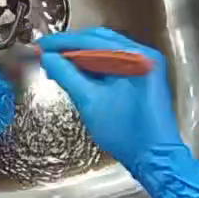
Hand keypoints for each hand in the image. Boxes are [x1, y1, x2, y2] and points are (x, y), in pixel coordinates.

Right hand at [39, 27, 198, 197]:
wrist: (155, 157)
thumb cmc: (129, 134)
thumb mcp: (90, 101)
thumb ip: (67, 75)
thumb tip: (49, 59)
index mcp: (135, 57)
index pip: (91, 40)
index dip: (63, 42)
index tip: (43, 45)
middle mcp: (144, 55)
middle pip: (100, 40)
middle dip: (71, 46)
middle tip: (48, 52)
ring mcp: (146, 66)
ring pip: (106, 50)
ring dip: (82, 55)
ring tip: (59, 62)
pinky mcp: (143, 77)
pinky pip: (114, 62)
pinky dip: (95, 65)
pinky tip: (78, 71)